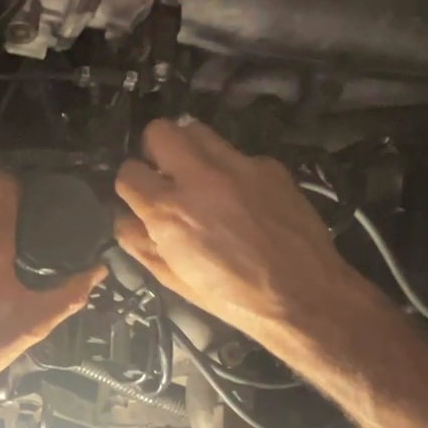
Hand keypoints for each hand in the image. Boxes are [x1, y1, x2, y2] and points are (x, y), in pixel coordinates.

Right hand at [114, 117, 368, 338]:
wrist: (302, 295)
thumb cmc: (230, 297)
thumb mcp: (171, 279)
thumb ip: (139, 243)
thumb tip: (125, 219)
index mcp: (169, 210)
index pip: (129, 172)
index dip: (129, 185)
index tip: (138, 197)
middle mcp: (200, 177)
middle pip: (160, 131)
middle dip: (154, 151)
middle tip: (164, 177)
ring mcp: (238, 166)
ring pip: (197, 130)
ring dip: (188, 150)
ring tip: (197, 178)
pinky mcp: (269, 166)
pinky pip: (235, 154)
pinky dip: (228, 170)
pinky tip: (239, 198)